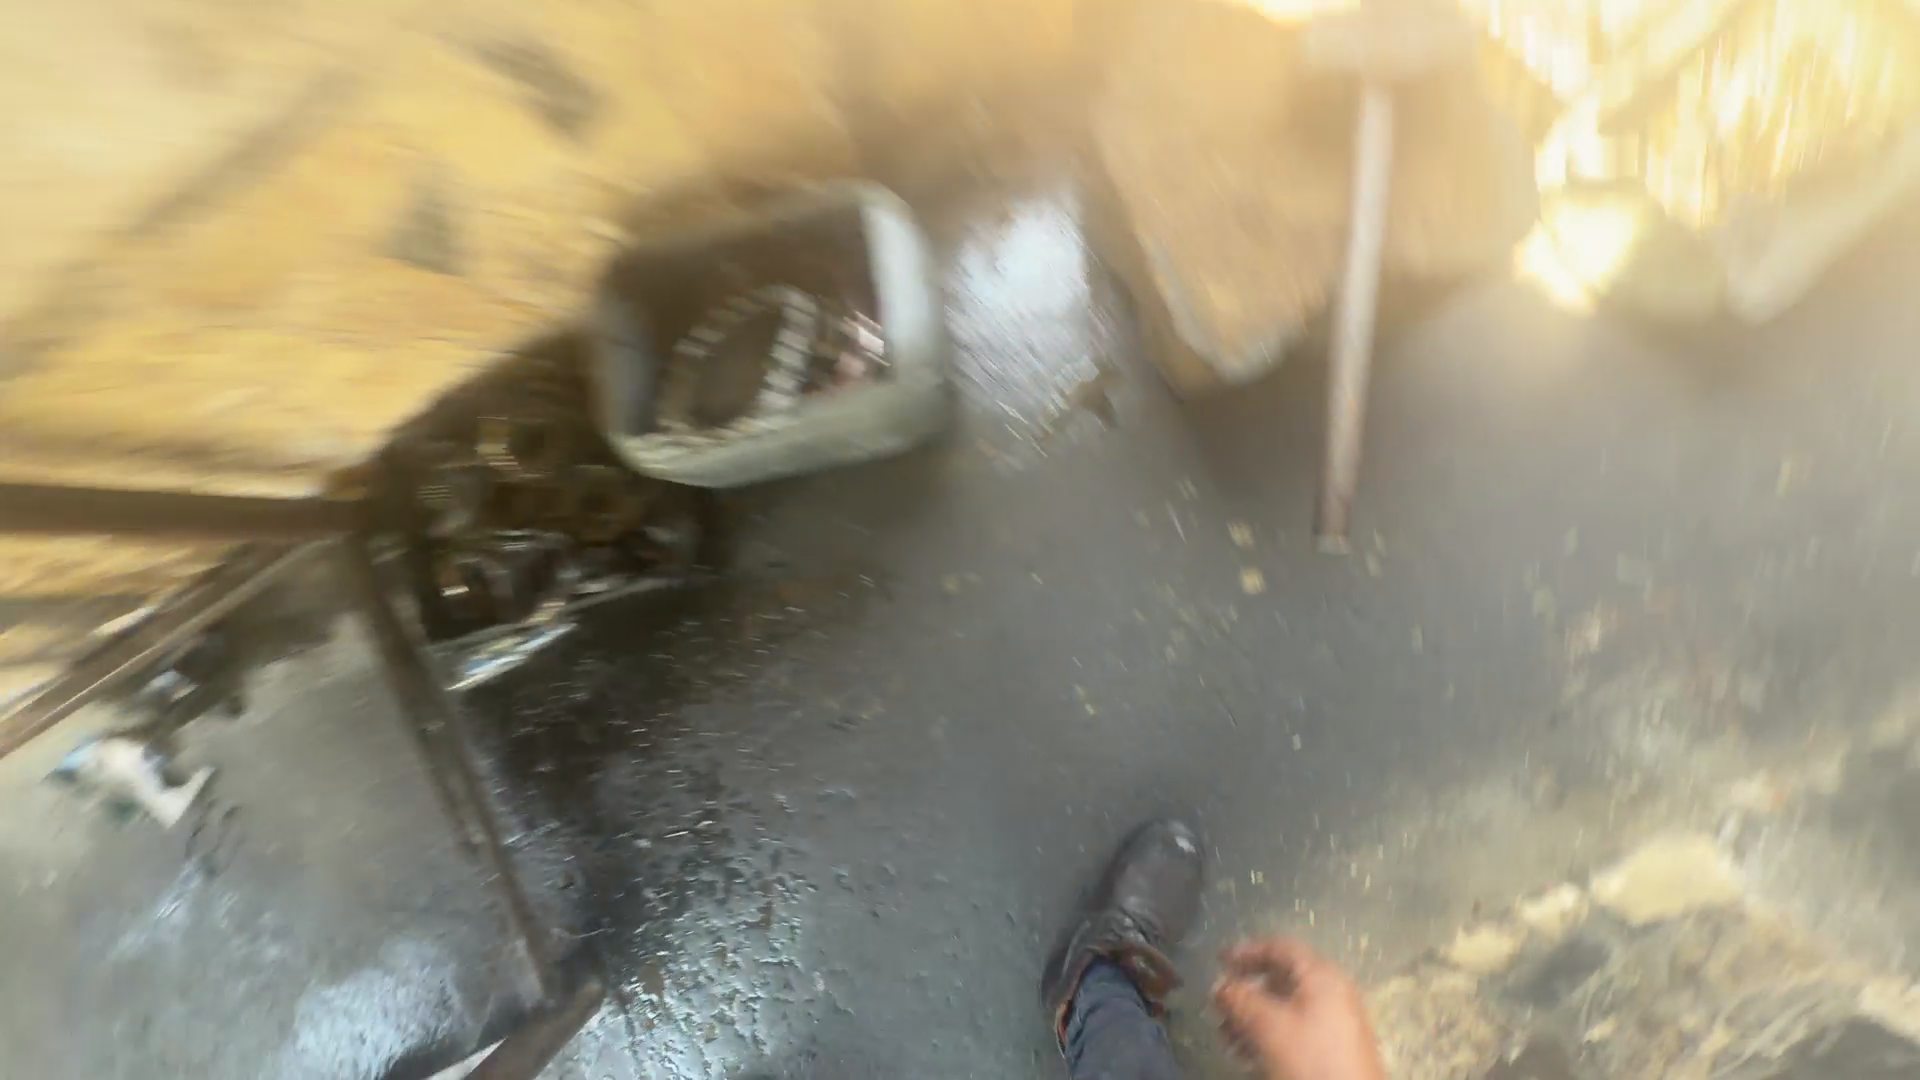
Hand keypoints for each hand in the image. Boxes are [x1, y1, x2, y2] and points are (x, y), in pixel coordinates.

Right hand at [1212, 938, 1386, 1079]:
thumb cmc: (1310, 1060)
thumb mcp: (1267, 1026)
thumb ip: (1238, 998)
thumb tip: (1220, 987)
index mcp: (1322, 976)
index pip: (1278, 947)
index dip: (1245, 950)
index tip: (1219, 962)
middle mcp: (1333, 993)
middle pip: (1280, 979)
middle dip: (1245, 992)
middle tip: (1220, 1006)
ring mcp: (1337, 1024)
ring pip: (1285, 1008)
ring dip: (1252, 1018)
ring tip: (1227, 1038)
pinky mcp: (1336, 1051)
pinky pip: (1296, 1030)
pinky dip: (1269, 1035)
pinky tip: (1248, 1054)